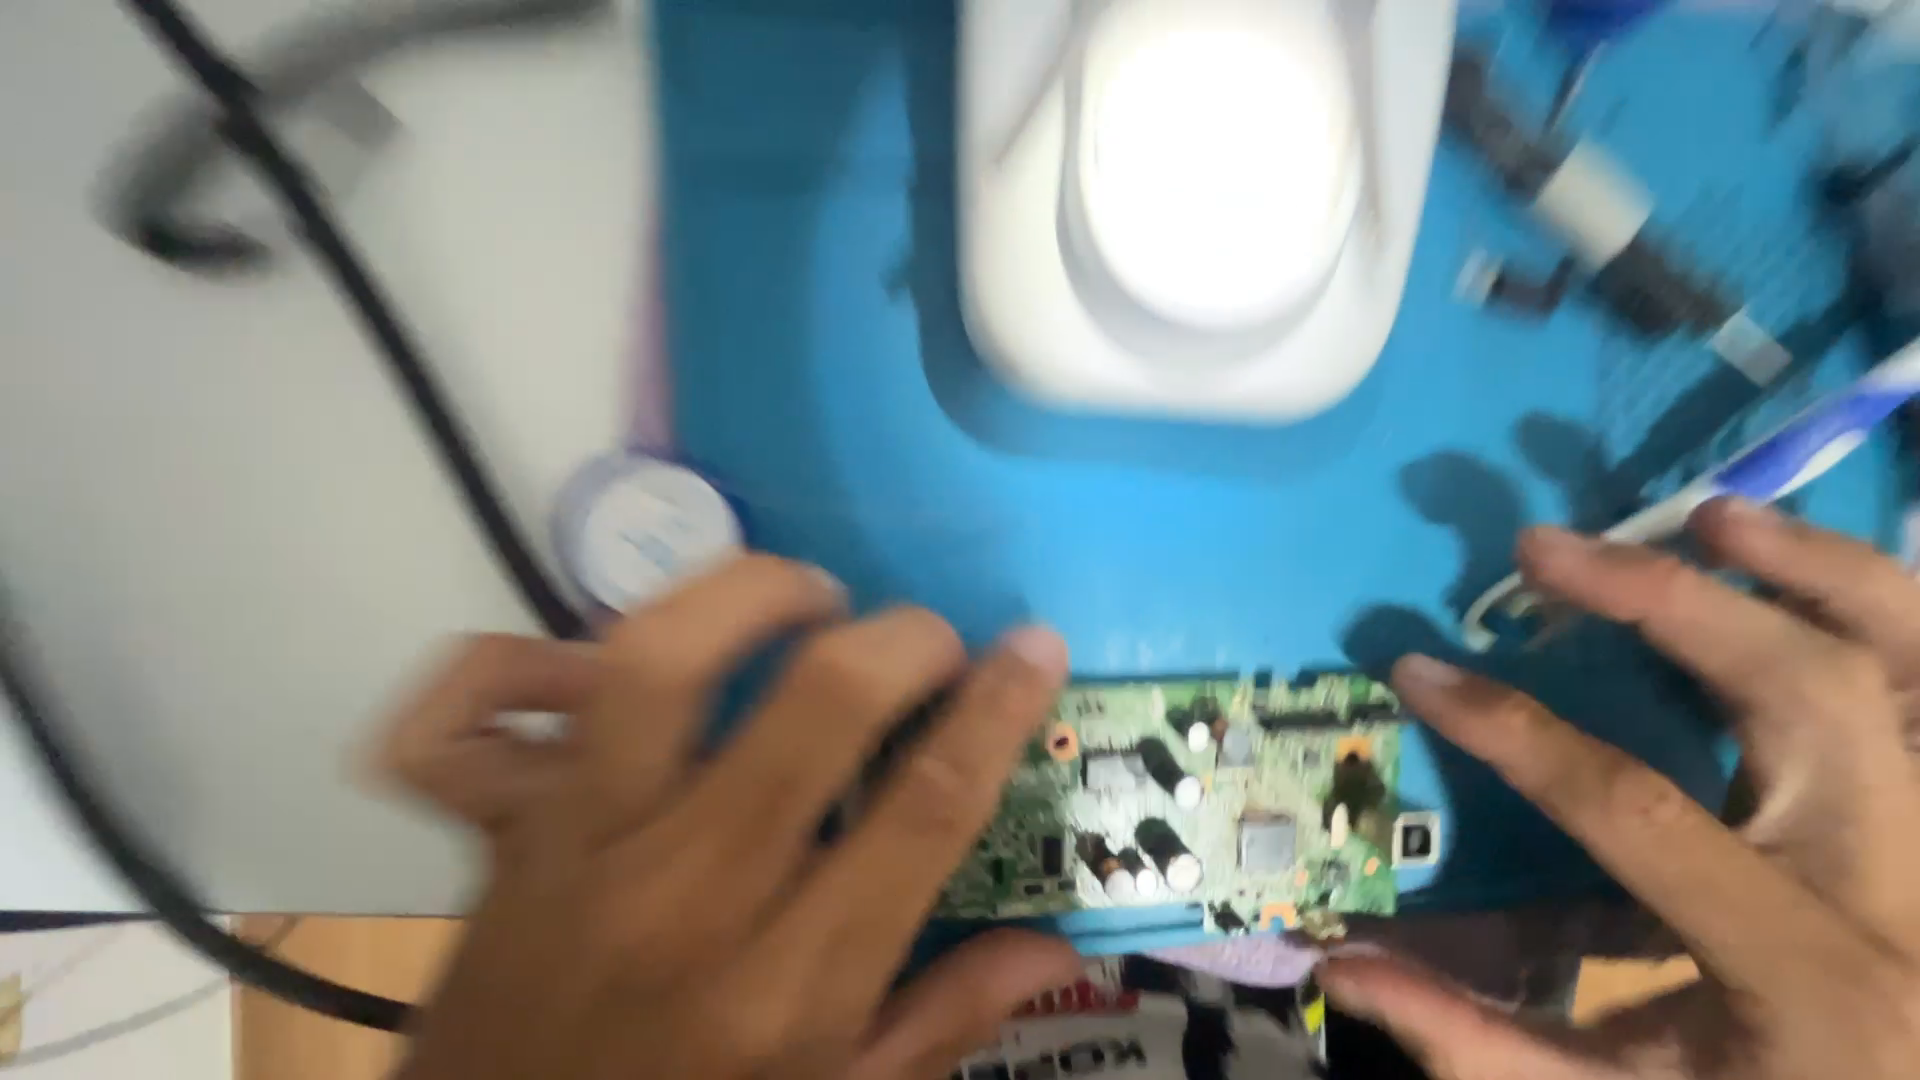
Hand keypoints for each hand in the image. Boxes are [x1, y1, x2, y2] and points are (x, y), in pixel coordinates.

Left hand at [375, 556, 1080, 1079]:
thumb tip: (1057, 942)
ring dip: (748, 596)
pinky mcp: (505, 830)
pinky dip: (530, 656)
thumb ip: (947, 1020)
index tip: (1034, 646)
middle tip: (926, 633)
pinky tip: (615, 653)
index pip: (925, 807)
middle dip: (897, 639)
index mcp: (791, 985)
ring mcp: (580, 849)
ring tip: (807, 597)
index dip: (996, 709)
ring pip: (656, 665)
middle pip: (813, 707)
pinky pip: (470, 718)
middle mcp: (690, 897)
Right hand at [1319, 499, 1919, 1079]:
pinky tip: (1816, 571)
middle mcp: (1909, 888)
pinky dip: (1891, 614)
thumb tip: (1328, 964)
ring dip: (1815, 571)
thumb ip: (1471, 1038)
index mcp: (1810, 970)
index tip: (1416, 669)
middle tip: (1545, 550)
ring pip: (1917, 667)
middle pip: (1804, 695)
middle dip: (1663, 601)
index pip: (1631, 803)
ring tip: (1707, 514)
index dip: (1511, 728)